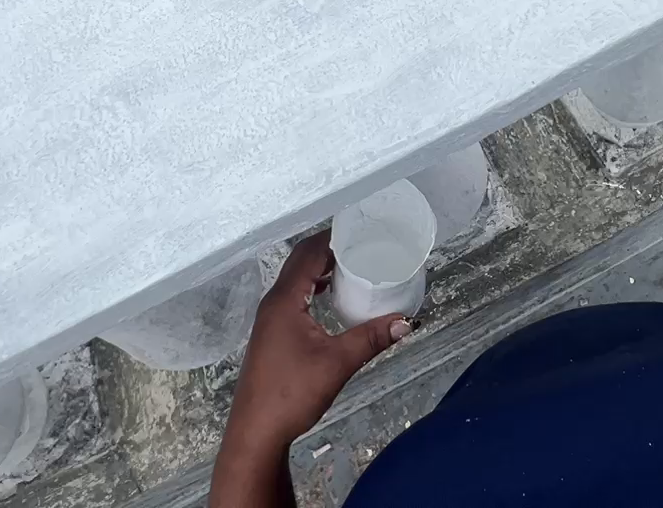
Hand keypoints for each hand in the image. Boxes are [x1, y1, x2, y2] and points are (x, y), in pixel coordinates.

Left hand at [224, 232, 412, 448]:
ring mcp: (269, 318)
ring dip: (318, 267)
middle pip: (299, 261)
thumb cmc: (292, 393)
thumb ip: (371, 338)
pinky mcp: (271, 333)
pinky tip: (328, 296)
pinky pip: (292, 294)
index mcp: (285, 299)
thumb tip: (406, 322)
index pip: (308, 254)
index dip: (331, 237)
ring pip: (294, 278)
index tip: (358, 228)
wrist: (256, 434)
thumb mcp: (337, 363)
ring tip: (349, 265)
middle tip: (360, 243)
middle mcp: (273, 302)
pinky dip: (311, 286)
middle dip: (327, 249)